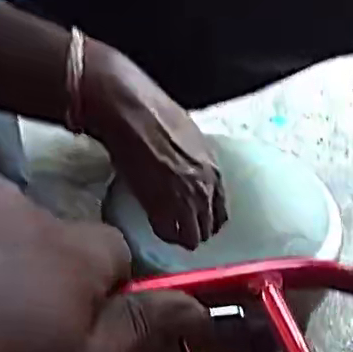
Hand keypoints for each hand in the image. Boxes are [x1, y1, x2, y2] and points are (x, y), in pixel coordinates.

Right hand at [84, 46, 227, 249]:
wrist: (131, 112)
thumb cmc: (157, 114)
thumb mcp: (192, 138)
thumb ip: (199, 164)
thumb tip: (194, 174)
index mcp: (214, 173)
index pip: (222, 213)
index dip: (209, 220)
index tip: (199, 221)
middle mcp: (203, 192)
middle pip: (207, 229)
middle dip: (196, 231)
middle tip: (183, 229)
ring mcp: (183, 204)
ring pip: (191, 239)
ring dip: (182, 237)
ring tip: (172, 231)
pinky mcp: (159, 210)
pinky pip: (168, 235)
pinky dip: (164, 234)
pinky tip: (158, 226)